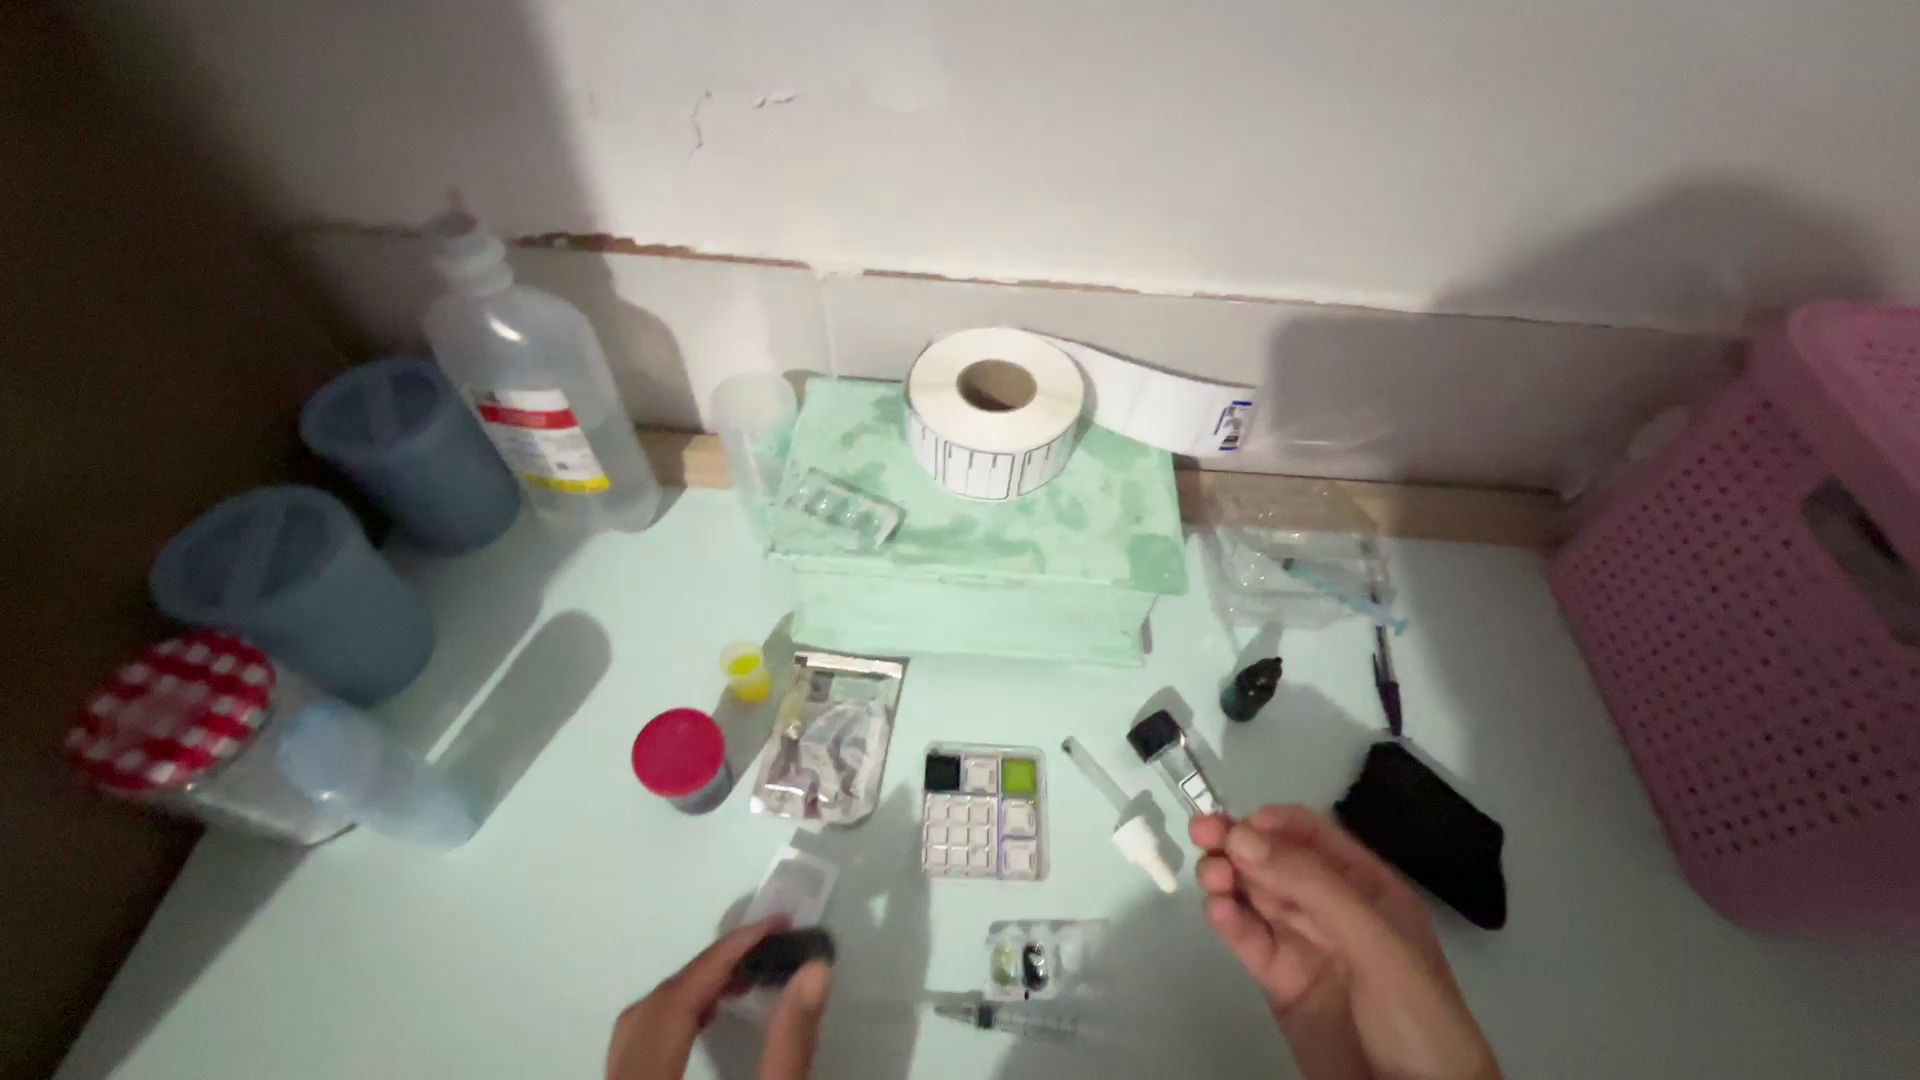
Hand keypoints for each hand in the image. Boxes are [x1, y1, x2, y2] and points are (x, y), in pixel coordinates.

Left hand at [607, 916, 833, 1079]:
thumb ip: (790, 1046)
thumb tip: (814, 970)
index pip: (679, 1000)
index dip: (727, 955)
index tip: (777, 925)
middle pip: (652, 1009)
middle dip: (709, 970)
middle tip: (764, 950)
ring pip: (636, 1030)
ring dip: (688, 995)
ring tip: (742, 980)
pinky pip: (635, 1052)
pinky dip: (673, 1022)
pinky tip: (709, 1021)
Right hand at [1191, 805, 1498, 1079]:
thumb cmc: (1417, 1014)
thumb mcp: (1376, 943)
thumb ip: (1312, 886)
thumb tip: (1242, 836)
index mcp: (1364, 887)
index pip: (1311, 836)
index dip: (1273, 824)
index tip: (1239, 826)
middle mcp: (1328, 906)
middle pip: (1272, 859)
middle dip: (1236, 842)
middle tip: (1202, 835)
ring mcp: (1301, 941)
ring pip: (1251, 892)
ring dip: (1225, 876)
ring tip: (1210, 877)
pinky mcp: (1277, 978)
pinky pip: (1246, 937)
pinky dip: (1226, 919)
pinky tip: (1217, 912)